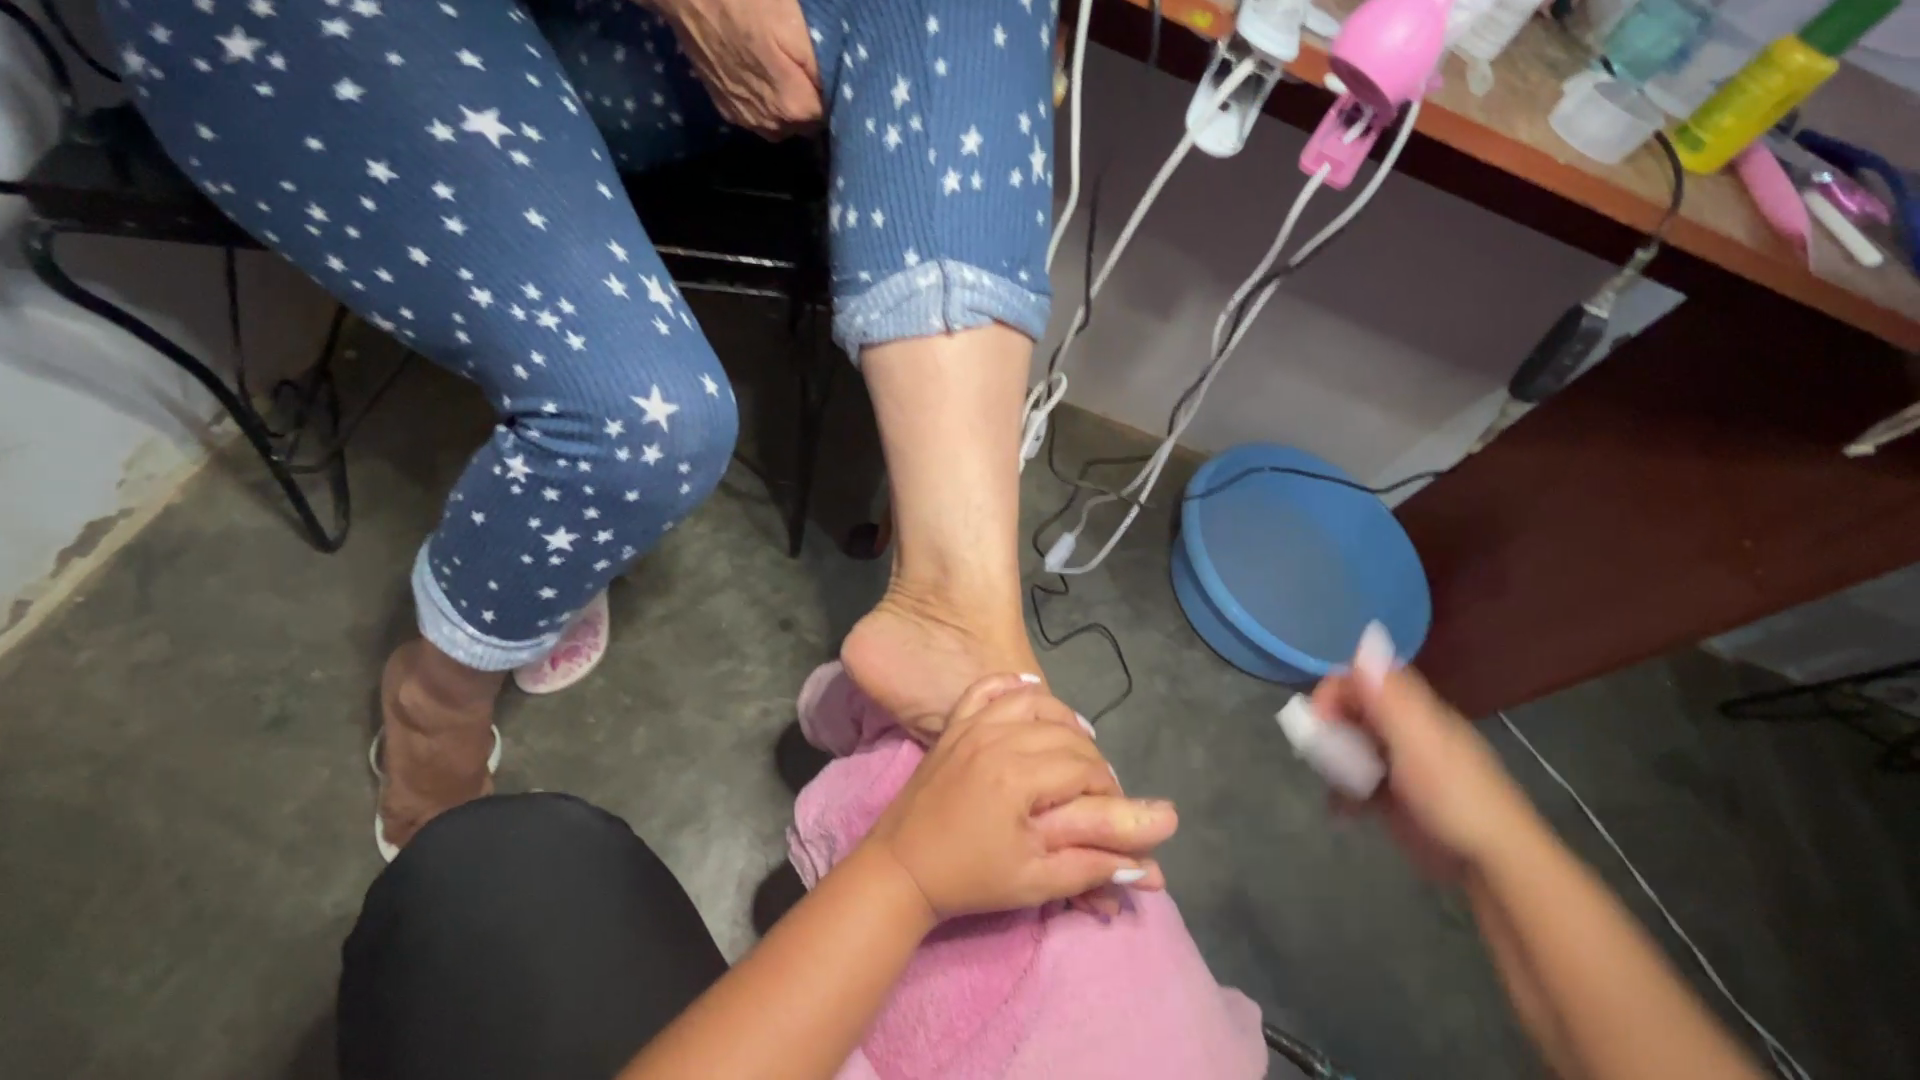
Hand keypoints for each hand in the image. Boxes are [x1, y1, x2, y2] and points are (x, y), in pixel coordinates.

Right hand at [649, 0, 820, 135]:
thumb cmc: (747, 3)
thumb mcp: (796, 27)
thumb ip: (820, 68)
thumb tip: (834, 93)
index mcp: (795, 107)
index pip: (829, 117)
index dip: (831, 96)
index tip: (827, 75)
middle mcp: (772, 125)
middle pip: (806, 125)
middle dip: (810, 103)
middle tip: (805, 70)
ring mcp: (747, 120)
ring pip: (782, 125)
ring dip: (787, 105)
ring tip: (784, 73)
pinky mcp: (727, 110)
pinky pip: (758, 117)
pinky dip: (764, 103)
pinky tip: (760, 76)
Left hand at [866, 675, 1176, 919]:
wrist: (901, 871)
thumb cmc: (970, 880)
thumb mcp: (1036, 882)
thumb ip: (1092, 867)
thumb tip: (1146, 864)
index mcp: (1018, 777)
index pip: (1085, 769)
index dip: (1109, 790)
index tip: (1113, 812)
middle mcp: (997, 739)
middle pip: (1066, 733)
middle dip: (1091, 759)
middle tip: (1097, 789)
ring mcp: (971, 727)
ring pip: (1032, 702)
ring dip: (1061, 718)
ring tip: (1076, 744)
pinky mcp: (953, 727)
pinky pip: (985, 689)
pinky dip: (1011, 685)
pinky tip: (1032, 691)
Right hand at [1312, 660, 1535, 878]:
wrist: (1494, 864)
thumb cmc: (1456, 799)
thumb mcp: (1420, 744)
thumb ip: (1391, 696)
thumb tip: (1368, 635)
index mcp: (1415, 712)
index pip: (1362, 680)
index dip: (1334, 692)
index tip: (1319, 720)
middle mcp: (1405, 732)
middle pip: (1351, 713)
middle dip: (1328, 732)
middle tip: (1321, 759)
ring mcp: (1398, 766)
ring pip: (1349, 749)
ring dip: (1332, 765)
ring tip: (1337, 791)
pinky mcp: (1393, 799)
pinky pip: (1355, 783)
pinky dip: (1342, 795)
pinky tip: (1344, 813)